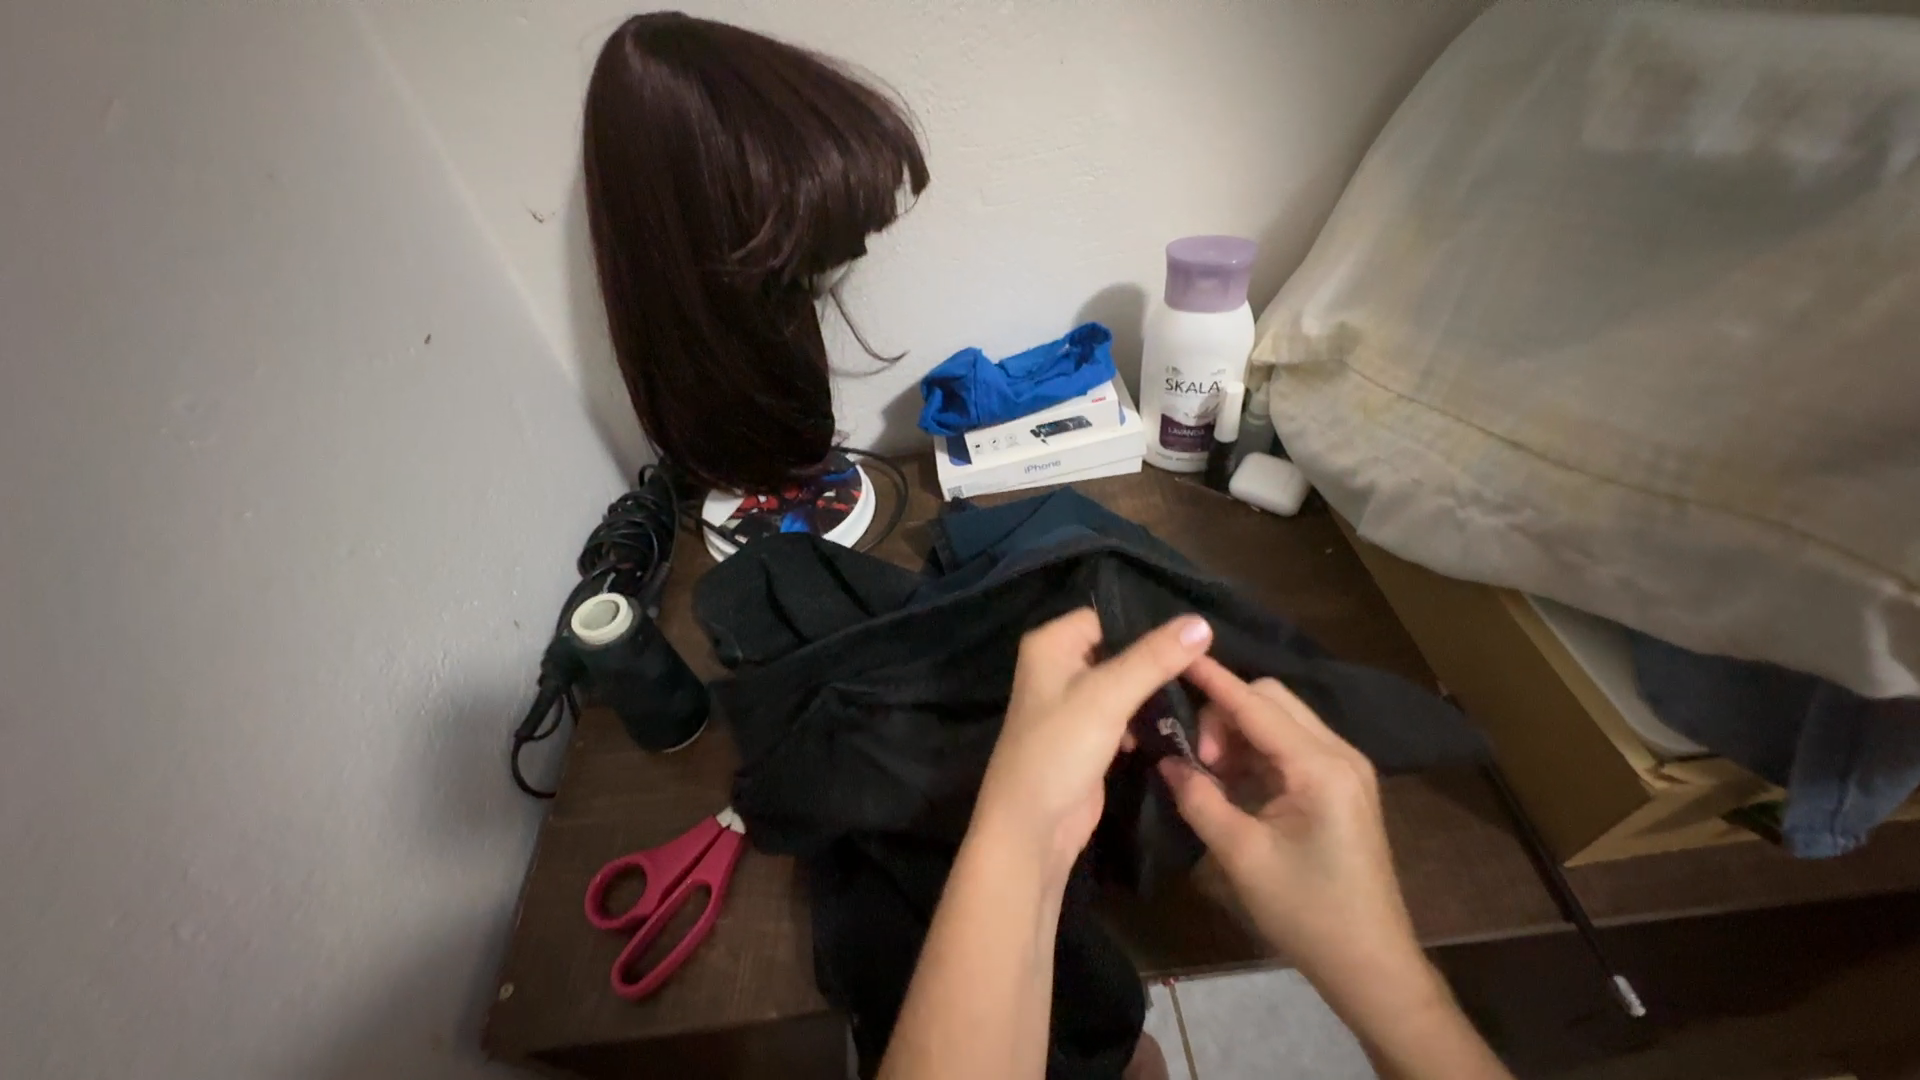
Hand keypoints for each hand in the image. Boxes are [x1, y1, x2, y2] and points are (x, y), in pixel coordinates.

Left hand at [972, 608, 1213, 875]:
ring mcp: (1070, 702)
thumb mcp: (1108, 696)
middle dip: (1156, 660)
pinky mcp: (1086, 734)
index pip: (1107, 616)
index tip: (1196, 637)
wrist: (1032, 827)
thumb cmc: (1060, 749)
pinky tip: (1175, 724)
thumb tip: (1201, 622)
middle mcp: (1056, 665)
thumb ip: (1154, 658)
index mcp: (1050, 643)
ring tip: (1199, 692)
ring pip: (1123, 682)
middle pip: (1117, 648)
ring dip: (1154, 691)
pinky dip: (1144, 717)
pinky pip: (1122, 712)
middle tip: (1206, 667)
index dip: (1147, 625)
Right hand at [1158, 657, 1429, 1000]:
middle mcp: (1338, 754)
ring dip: (1237, 733)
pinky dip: (1254, 751)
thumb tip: (1166, 759)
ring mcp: (1343, 768)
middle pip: (1271, 699)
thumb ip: (1199, 798)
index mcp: (1320, 768)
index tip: (1177, 655)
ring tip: (1210, 775)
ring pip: (1278, 719)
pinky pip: (1288, 745)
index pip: (1256, 704)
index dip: (1213, 679)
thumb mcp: (1241, 855)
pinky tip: (1232, 782)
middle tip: (1197, 761)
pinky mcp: (1338, 785)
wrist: (1371, 966)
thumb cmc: (1307, 912)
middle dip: (1223, 714)